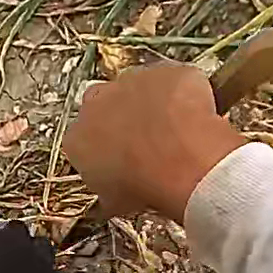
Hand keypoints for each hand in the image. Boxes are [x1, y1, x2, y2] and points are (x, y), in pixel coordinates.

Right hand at [64, 62, 246, 220]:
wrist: (181, 161)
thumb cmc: (145, 183)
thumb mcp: (116, 202)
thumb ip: (108, 190)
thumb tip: (114, 199)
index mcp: (78, 138)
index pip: (83, 140)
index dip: (103, 149)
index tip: (118, 160)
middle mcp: (97, 101)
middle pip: (104, 103)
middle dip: (120, 117)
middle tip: (144, 142)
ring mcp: (132, 79)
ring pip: (140, 86)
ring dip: (152, 102)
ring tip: (174, 132)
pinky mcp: (166, 70)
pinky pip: (174, 80)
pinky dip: (183, 94)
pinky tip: (195, 117)